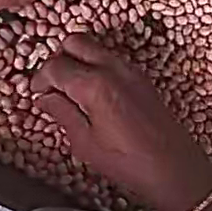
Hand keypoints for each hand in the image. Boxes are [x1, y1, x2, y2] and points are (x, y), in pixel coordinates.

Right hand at [30, 34, 211, 210]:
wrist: (174, 168)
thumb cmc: (128, 162)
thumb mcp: (85, 142)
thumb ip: (62, 113)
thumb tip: (45, 98)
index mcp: (94, 84)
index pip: (55, 65)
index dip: (40, 79)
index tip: (37, 94)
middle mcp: (113, 68)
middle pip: (75, 42)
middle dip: (58, 58)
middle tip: (53, 85)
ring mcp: (131, 70)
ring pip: (95, 47)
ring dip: (79, 60)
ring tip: (72, 92)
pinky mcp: (143, 79)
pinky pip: (112, 59)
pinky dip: (97, 67)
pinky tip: (94, 95)